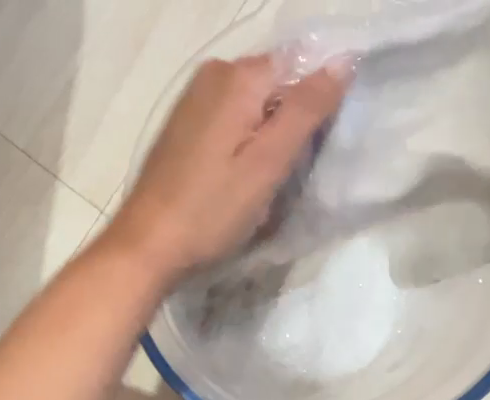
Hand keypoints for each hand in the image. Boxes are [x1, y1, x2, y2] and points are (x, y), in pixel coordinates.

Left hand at [104, 56, 350, 285]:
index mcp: (238, 76)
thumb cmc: (210, 210)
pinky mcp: (181, 130)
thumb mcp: (268, 163)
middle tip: (279, 178)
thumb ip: (307, 110)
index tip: (305, 155)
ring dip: (263, 145)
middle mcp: (213, 75)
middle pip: (275, 88)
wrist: (145, 247)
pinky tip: (233, 186)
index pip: (301, 69)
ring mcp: (192, 102)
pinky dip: (240, 151)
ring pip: (252, 111)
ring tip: (255, 187)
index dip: (314, 110)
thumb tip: (343, 63)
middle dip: (287, 128)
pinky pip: (229, 127)